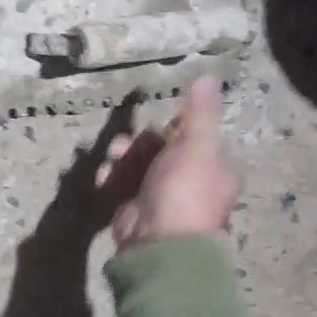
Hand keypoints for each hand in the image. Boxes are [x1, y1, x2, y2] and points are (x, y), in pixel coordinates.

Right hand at [95, 76, 238, 250]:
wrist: (158, 240)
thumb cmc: (183, 190)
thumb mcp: (197, 146)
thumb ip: (200, 112)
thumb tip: (208, 75)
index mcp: (212, 165)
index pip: (193, 135)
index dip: (175, 126)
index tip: (162, 121)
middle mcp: (188, 177)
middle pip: (159, 146)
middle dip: (139, 141)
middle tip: (125, 144)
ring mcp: (159, 192)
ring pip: (135, 161)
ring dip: (120, 157)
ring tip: (112, 160)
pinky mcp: (133, 203)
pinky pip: (119, 181)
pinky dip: (110, 177)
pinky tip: (105, 179)